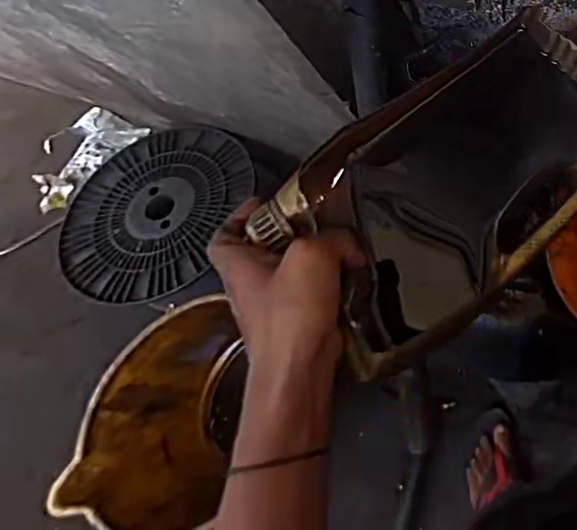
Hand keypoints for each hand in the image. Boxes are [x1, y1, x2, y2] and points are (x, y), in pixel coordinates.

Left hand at [208, 199, 364, 405]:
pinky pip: (319, 287)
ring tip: (344, 246)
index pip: (224, 235)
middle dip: (297, 230)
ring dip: (323, 255)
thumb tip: (349, 243)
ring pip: (298, 266)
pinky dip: (336, 278)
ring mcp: (277, 303)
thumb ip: (333, 236)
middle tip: (319, 218)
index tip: (264, 203)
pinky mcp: (302, 318)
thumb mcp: (312, 254)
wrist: (300, 372)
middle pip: (270, 245)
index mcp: (240, 266)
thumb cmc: (289, 319)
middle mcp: (254, 284)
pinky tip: (352, 274)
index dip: (241, 216)